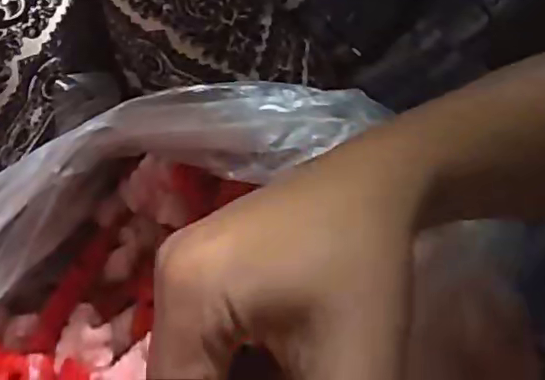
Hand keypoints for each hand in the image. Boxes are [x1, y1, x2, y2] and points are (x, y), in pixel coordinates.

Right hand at [149, 152, 420, 379]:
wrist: (377, 183)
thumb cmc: (362, 269)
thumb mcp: (349, 377)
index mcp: (184, 295)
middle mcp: (168, 272)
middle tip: (302, 377)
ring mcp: (183, 263)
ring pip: (194, 372)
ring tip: (301, 370)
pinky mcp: (205, 264)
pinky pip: (207, 344)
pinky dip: (238, 373)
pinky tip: (287, 367)